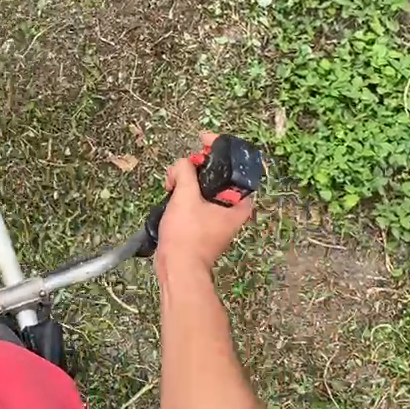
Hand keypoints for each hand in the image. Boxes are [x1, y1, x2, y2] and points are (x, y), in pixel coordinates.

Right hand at [156, 131, 257, 275]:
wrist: (178, 268)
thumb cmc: (187, 235)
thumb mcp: (185, 196)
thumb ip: (186, 172)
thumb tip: (183, 164)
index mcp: (240, 202)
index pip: (237, 166)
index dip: (219, 149)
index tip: (202, 140)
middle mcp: (233, 208)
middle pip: (217, 174)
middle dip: (195, 167)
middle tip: (180, 168)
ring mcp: (219, 216)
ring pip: (204, 186)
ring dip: (186, 180)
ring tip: (171, 184)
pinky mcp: (204, 223)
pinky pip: (196, 199)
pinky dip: (184, 193)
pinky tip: (170, 194)